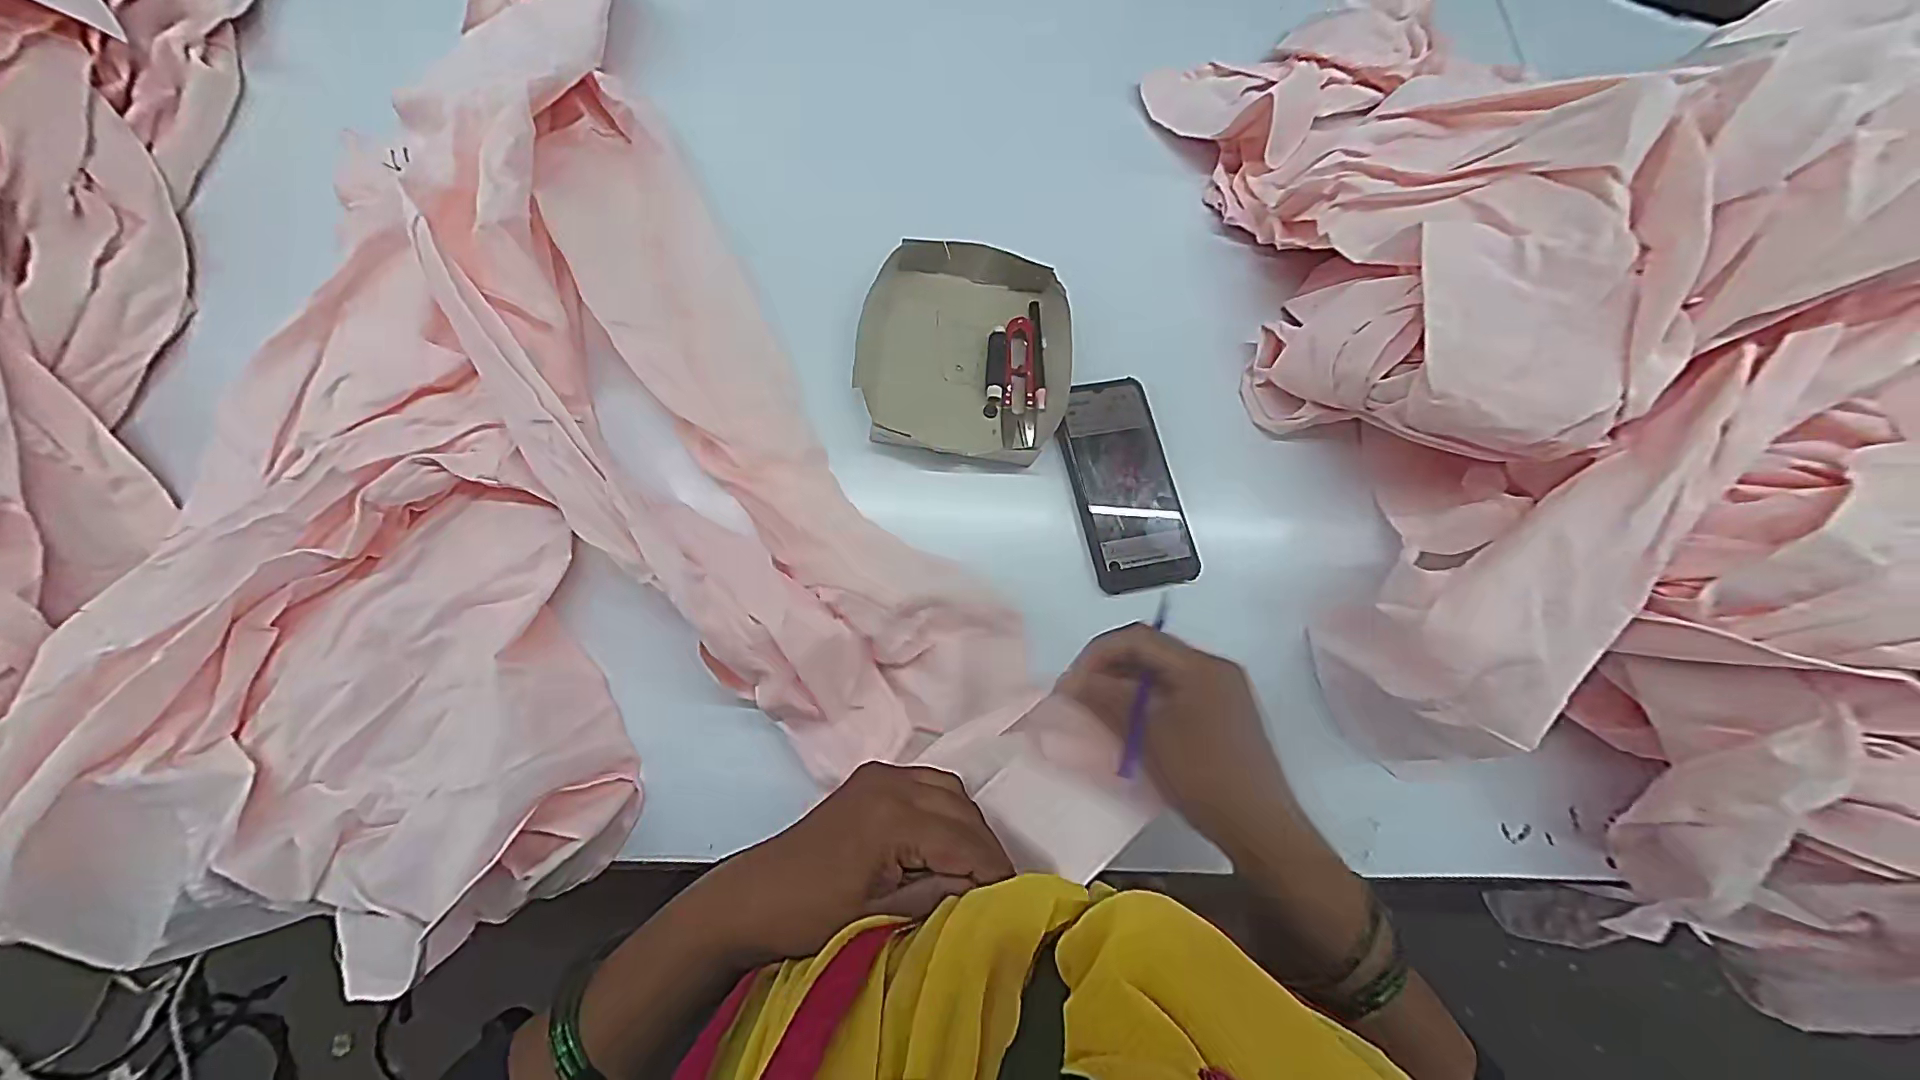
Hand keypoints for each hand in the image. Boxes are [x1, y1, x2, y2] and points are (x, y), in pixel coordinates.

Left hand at [683, 762, 1014, 964]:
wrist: (753, 896)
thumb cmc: (809, 915)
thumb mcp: (879, 917)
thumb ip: (938, 896)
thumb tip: (985, 892)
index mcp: (893, 816)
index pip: (965, 841)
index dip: (994, 873)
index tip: (1013, 902)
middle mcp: (892, 782)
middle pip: (963, 810)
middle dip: (986, 849)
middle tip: (997, 889)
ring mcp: (880, 774)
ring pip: (950, 789)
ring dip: (968, 825)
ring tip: (973, 866)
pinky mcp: (872, 777)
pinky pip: (928, 782)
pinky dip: (946, 806)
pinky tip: (945, 836)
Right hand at [1054, 623, 1300, 857]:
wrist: (1260, 828)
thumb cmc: (1204, 779)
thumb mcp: (1149, 735)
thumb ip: (1108, 698)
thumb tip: (1073, 681)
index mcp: (1201, 666)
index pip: (1137, 638)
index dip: (1097, 654)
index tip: (1072, 681)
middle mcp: (1215, 669)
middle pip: (1150, 650)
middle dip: (1109, 666)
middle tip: (1080, 692)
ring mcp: (1222, 691)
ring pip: (1160, 671)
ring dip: (1125, 683)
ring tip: (1097, 707)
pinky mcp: (1221, 712)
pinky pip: (1174, 690)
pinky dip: (1146, 698)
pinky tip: (1128, 721)